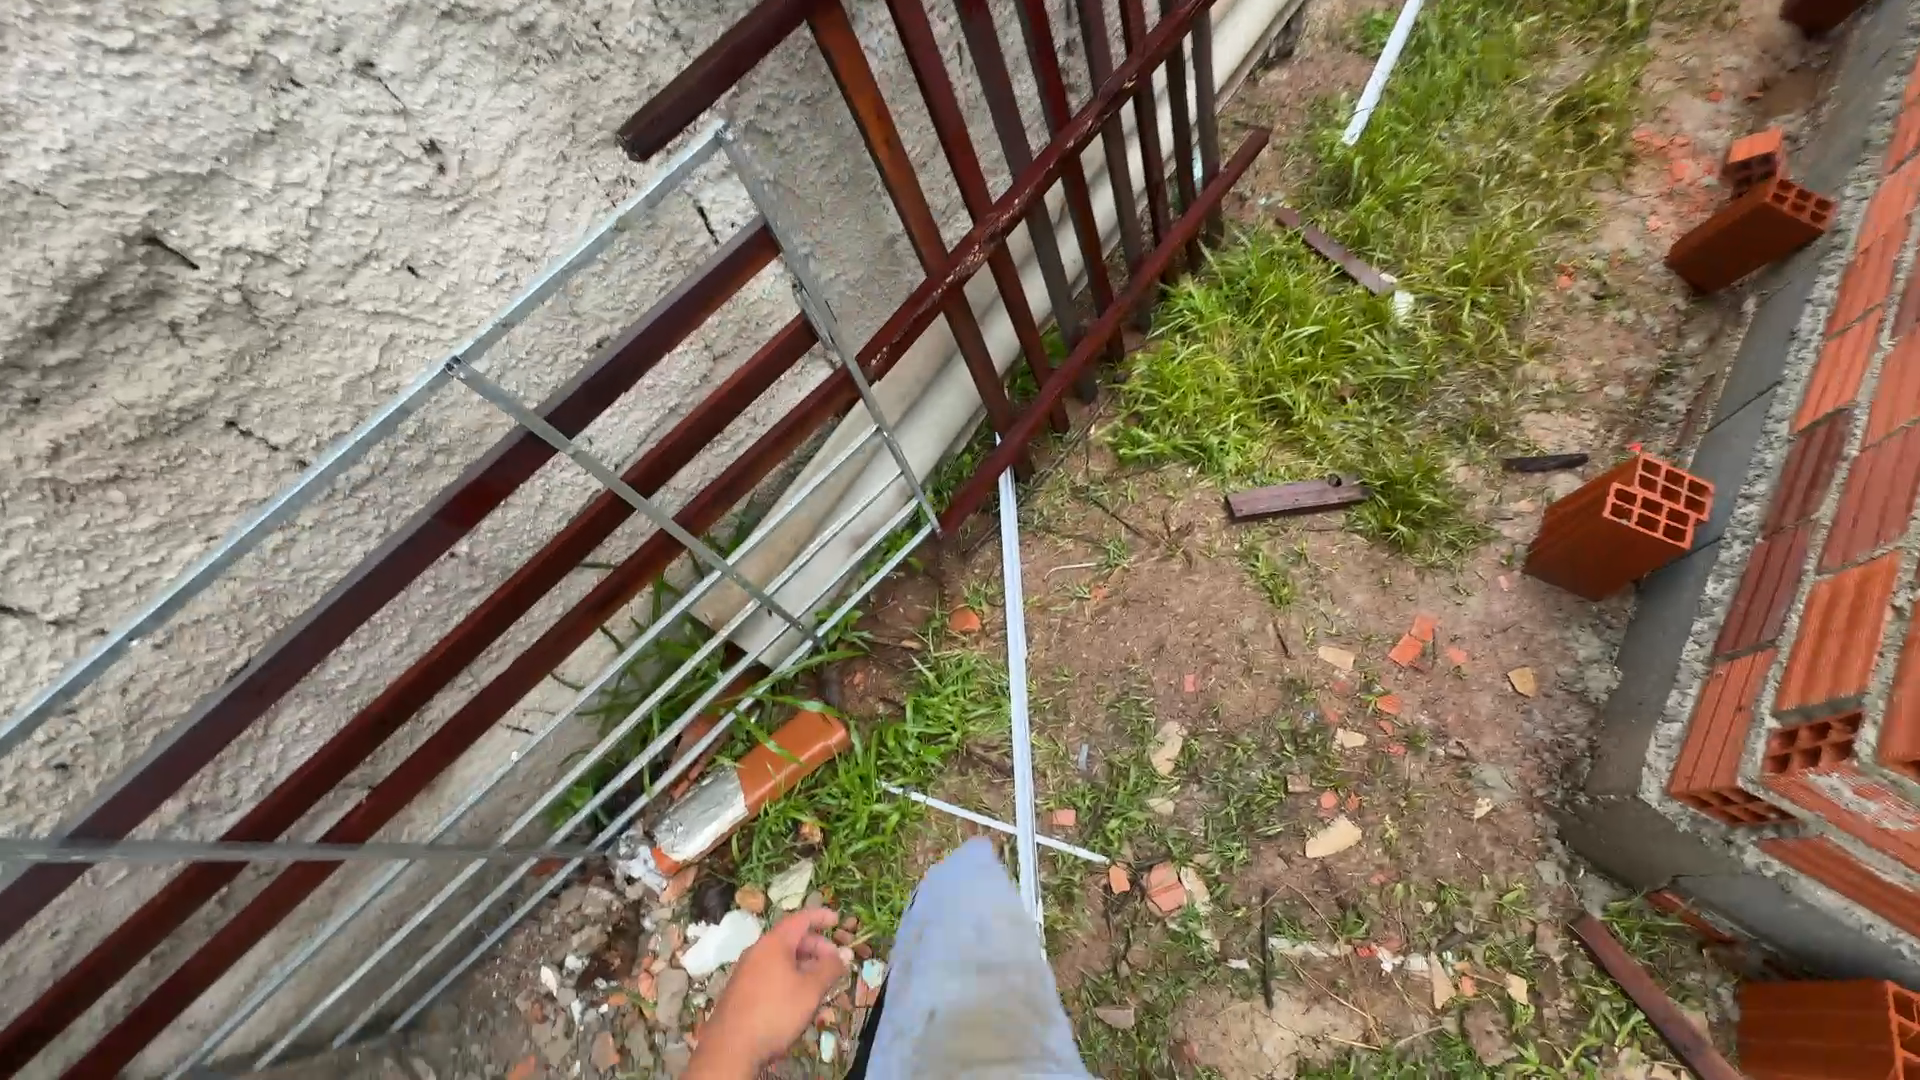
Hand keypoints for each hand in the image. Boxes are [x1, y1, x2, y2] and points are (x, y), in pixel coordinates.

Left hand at [685, 908, 847, 1077]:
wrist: (729, 1050)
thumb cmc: (775, 1012)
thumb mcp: (810, 990)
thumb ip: (829, 968)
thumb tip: (843, 954)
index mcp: (774, 942)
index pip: (801, 918)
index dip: (821, 916)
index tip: (837, 920)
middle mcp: (757, 951)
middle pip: (791, 939)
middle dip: (816, 947)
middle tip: (834, 961)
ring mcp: (745, 971)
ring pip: (780, 959)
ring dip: (803, 965)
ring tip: (819, 983)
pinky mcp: (739, 991)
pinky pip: (769, 974)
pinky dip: (787, 977)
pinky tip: (795, 998)